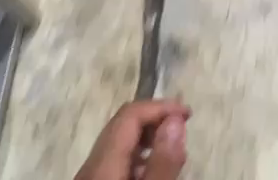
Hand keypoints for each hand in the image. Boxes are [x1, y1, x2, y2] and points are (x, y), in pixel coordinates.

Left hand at [73, 99, 190, 179]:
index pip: (130, 113)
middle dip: (155, 118)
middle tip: (183, 125)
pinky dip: (138, 155)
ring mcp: (90, 175)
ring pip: (118, 143)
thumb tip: (176, 121)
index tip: (187, 113)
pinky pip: (116, 159)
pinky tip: (152, 168)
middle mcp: (90, 163)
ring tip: (173, 146)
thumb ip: (161, 162)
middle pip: (122, 124)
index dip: (161, 106)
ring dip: (147, 137)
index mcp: (102, 160)